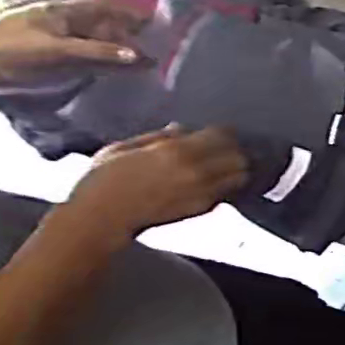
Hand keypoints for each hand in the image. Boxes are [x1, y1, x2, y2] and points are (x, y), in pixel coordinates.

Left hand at [0, 0, 148, 82]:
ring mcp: (53, 35)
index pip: (104, 7)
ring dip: (117, 45)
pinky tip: (113, 64)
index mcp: (61, 12)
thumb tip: (141, 55)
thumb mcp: (60, 51)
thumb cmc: (13, 50)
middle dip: (128, 31)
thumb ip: (100, 52)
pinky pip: (86, 50)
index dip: (129, 12)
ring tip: (140, 57)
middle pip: (101, 22)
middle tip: (154, 43)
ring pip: (94, 37)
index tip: (156, 21)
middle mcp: (59, 20)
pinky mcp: (48, 51)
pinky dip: (104, 55)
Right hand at [56, 125, 249, 241]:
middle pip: (239, 157)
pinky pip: (229, 192)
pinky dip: (228, 185)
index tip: (220, 131)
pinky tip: (217, 181)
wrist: (102, 216)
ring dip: (237, 169)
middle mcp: (197, 171)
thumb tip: (181, 128)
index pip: (220, 136)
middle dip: (235, 151)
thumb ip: (157, 137)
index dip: (223, 132)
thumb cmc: (103, 179)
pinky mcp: (204, 207)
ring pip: (241, 176)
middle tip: (225, 149)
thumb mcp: (123, 148)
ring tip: (225, 166)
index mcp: (176, 151)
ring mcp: (204, 191)